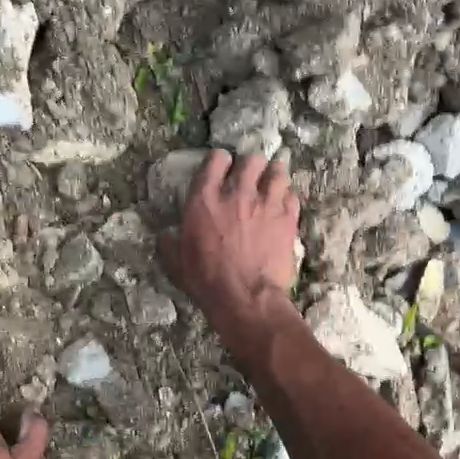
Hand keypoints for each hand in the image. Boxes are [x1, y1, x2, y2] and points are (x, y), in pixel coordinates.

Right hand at [159, 150, 300, 333]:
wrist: (245, 297)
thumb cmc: (206, 279)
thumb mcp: (175, 261)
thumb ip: (171, 241)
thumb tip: (168, 233)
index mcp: (204, 200)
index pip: (215, 160)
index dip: (220, 160)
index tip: (221, 166)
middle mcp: (237, 193)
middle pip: (251, 160)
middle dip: (250, 164)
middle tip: (249, 173)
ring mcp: (266, 203)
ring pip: (276, 172)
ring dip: (273, 173)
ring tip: (272, 178)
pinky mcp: (287, 218)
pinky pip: (291, 194)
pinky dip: (287, 195)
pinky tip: (283, 201)